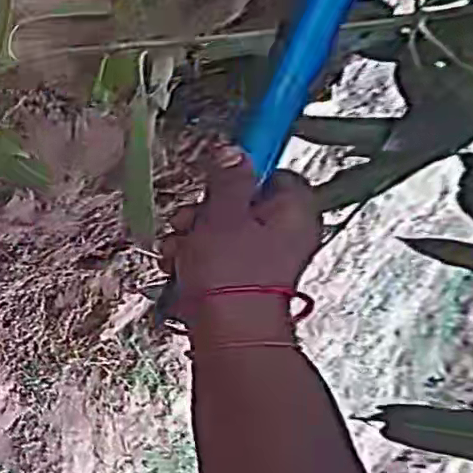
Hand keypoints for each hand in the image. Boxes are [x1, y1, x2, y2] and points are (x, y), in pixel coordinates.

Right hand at [161, 146, 320, 334]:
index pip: (274, 176)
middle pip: (236, 202)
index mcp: (293, 212)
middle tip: (188, 222)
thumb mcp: (223, 217)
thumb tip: (234, 150)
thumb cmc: (230, 269)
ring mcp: (260, 253)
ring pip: (215, 227)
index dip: (241, 176)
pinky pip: (208, 250)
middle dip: (200, 211)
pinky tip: (179, 263)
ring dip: (187, 235)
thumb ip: (227, 182)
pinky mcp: (237, 270)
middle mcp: (283, 230)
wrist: (225, 322)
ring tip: (179, 250)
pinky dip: (188, 254)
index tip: (213, 182)